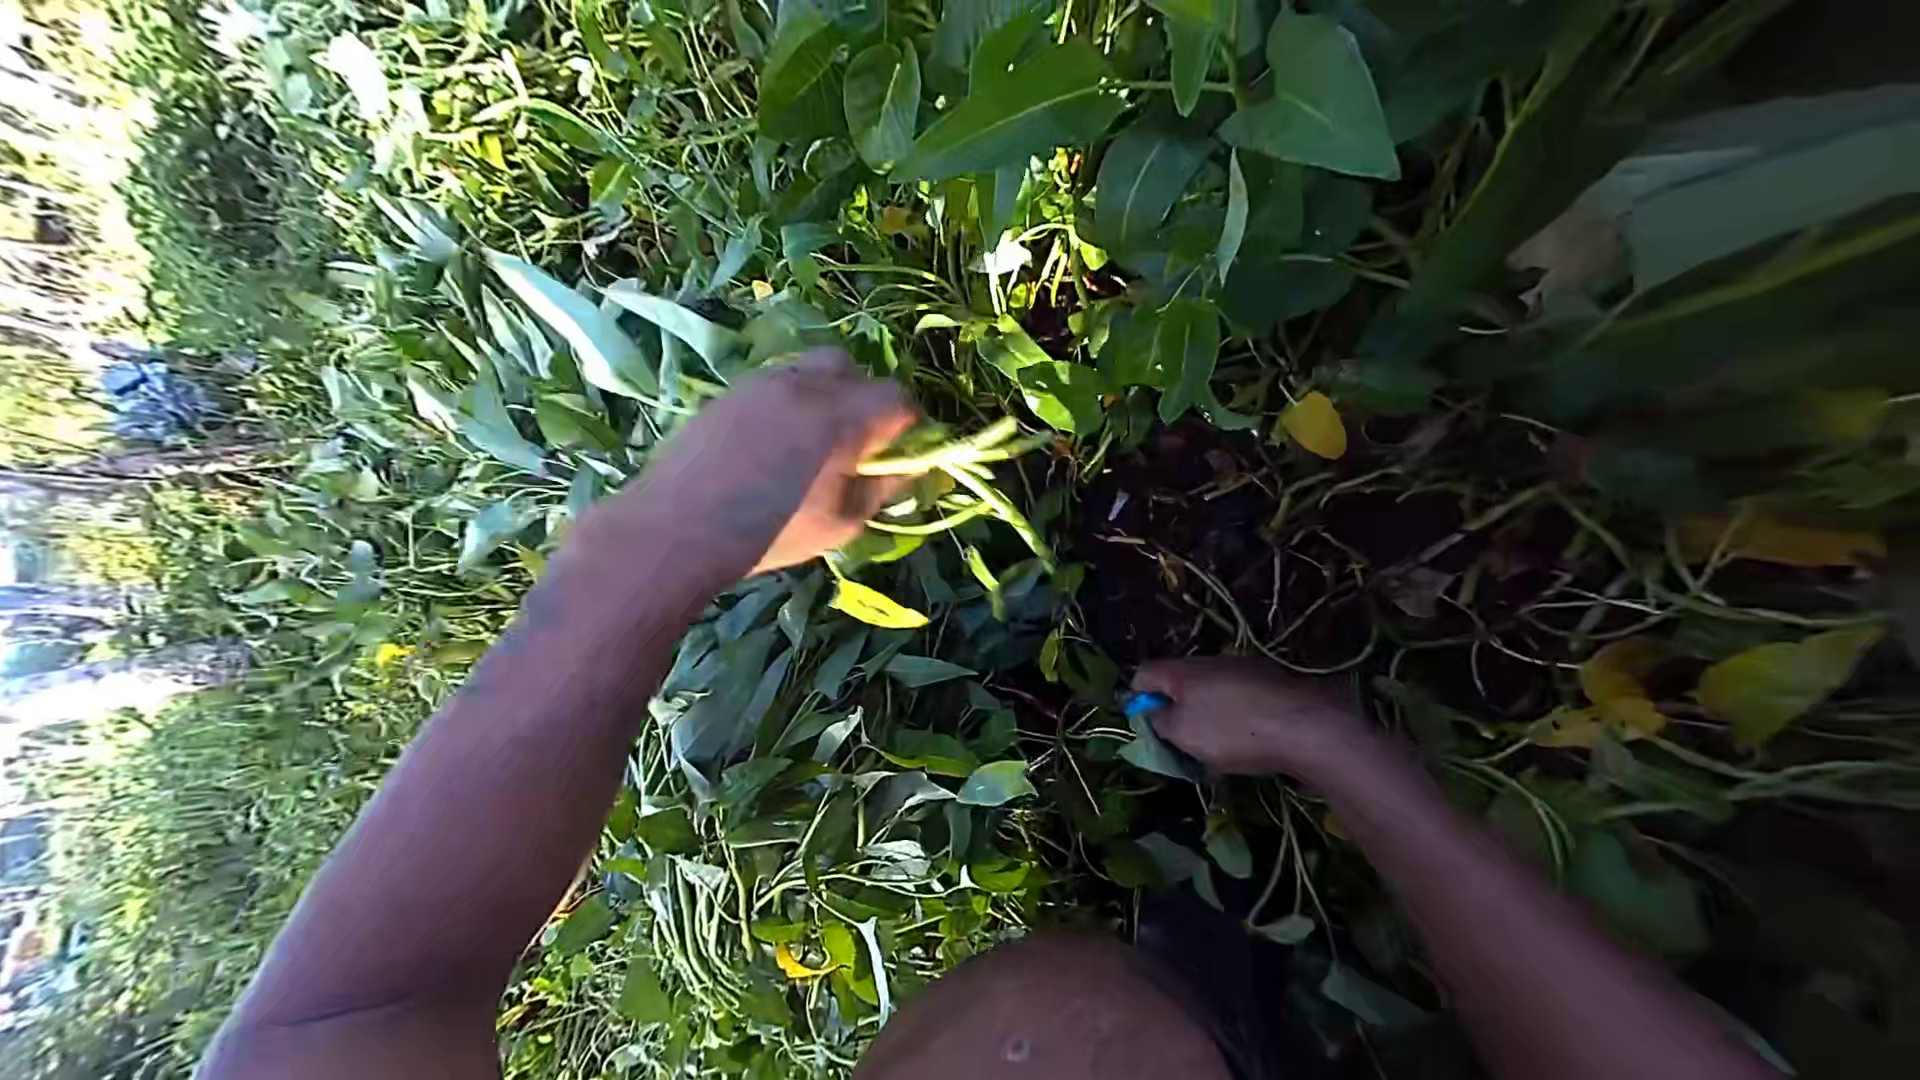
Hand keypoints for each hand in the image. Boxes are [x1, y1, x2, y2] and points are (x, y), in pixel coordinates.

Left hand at [573, 349, 912, 583]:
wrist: (679, 528)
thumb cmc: (772, 532)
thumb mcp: (844, 521)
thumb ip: (884, 487)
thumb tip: (910, 467)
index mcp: (842, 417)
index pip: (899, 399)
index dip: (911, 424)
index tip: (904, 450)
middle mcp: (807, 384)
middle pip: (857, 371)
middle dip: (868, 400)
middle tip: (858, 442)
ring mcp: (765, 381)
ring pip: (815, 368)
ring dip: (831, 395)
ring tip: (816, 439)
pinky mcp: (734, 389)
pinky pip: (780, 379)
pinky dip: (795, 399)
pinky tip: (778, 439)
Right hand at [1130, 657, 1382, 780]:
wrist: (1312, 728)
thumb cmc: (1235, 731)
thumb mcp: (1182, 733)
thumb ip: (1159, 720)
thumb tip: (1155, 711)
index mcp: (1182, 670)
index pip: (1143, 673)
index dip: (1137, 698)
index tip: (1146, 725)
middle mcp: (1210, 661)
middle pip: (1178, 682)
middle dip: (1174, 710)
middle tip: (1181, 742)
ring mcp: (1244, 669)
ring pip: (1210, 691)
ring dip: (1206, 715)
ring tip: (1217, 749)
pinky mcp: (1272, 683)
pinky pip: (1239, 698)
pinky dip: (1235, 716)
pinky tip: (1249, 741)